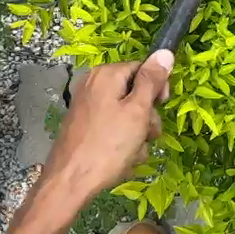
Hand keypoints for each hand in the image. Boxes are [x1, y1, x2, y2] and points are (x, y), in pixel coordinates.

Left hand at [43, 51, 172, 201]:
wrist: (70, 182)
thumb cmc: (108, 145)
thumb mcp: (137, 111)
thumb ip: (151, 81)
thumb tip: (165, 52)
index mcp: (106, 75)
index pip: (143, 69)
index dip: (157, 89)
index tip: (161, 107)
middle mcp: (94, 85)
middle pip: (135, 93)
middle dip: (146, 117)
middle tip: (144, 135)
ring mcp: (88, 106)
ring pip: (127, 115)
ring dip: (137, 135)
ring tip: (131, 153)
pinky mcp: (85, 126)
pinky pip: (113, 128)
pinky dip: (121, 142)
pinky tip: (121, 160)